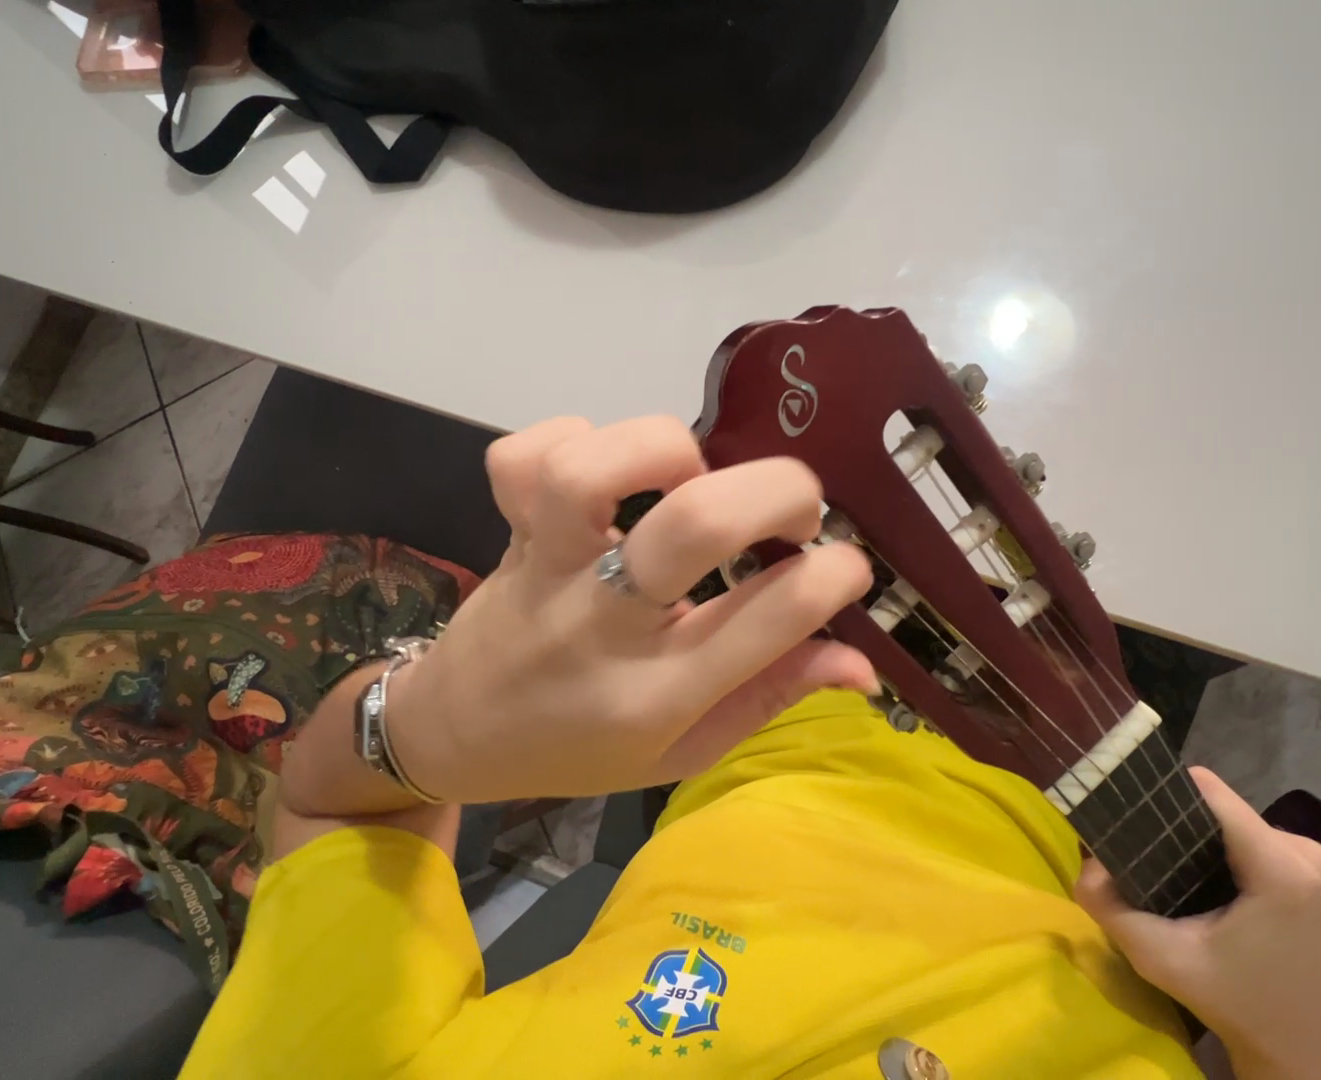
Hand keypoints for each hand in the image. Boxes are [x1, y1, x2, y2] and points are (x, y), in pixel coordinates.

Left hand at [389, 415, 877, 803]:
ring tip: (692, 475)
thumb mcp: (685, 750)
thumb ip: (771, 697)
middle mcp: (601, 626)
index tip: (845, 563)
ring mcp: (546, 571)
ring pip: (591, 473)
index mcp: (657, 694)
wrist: (457, 736)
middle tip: (794, 509)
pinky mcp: (507, 532)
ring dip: (664, 449)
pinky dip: (574, 439)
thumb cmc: (581, 749)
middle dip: (778, 491)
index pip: (771, 618)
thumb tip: (862, 664)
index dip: (834, 573)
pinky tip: (610, 476)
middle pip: (694, 525)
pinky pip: (524, 459)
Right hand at [1075, 768, 1320, 1079]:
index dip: (1162, 792)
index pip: (1209, 792)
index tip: (1122, 809)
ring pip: (1227, 817)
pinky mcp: (1306, 867)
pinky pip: (1243, 833)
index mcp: (1281, 868)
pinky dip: (1212, 847)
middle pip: (1216, 805)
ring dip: (1191, 835)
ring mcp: (1310, 857)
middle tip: (1135, 851)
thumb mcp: (1158, 958)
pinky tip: (1193, 878)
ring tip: (1160, 866)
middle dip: (1171, 820)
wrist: (1293, 1046)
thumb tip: (1086, 862)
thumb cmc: (1230, 1000)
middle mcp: (1303, 852)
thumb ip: (1111, 906)